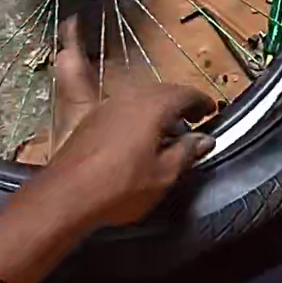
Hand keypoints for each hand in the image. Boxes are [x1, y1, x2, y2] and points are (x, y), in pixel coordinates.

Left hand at [0, 28, 212, 282]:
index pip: (183, 93)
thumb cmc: (122, 185)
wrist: (70, 192)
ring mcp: (107, 104)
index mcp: (152, 105)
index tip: (211, 110)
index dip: (200, 100)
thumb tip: (204, 139)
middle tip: (195, 117)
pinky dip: (139, 111)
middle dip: (180, 100)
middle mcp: (129, 96)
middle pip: (161, 90)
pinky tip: (141, 132)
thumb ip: (186, 152)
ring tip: (170, 125)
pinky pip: (124, 104)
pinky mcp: (92, 116)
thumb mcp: (163, 175)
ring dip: (158, 104)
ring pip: (140, 95)